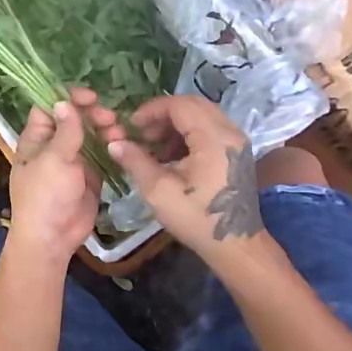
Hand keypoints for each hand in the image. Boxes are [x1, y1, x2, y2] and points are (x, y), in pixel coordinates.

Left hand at [7, 86, 114, 261]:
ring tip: (118, 133)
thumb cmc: (46, 196)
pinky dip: (112, 147)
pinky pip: (102, 154)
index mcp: (37, 139)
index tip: (90, 96)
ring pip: (90, 135)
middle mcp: (54, 146)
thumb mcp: (54, 159)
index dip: (68, 97)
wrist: (53, 237)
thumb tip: (64, 102)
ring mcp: (73, 161)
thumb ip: (66, 131)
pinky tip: (123, 143)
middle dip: (92, 114)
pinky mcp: (89, 175)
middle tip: (109, 118)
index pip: (50, 107)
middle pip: (74, 119)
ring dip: (105, 129)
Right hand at [107, 96, 271, 264]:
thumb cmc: (197, 218)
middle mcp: (230, 132)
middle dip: (163, 115)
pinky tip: (172, 156)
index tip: (131, 126)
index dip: (151, 110)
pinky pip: (211, 130)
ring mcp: (237, 142)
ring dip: (176, 125)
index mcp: (214, 137)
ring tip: (153, 146)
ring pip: (202, 116)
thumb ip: (136, 161)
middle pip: (193, 105)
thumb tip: (114, 142)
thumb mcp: (159, 191)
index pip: (180, 105)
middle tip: (141, 133)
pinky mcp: (237, 153)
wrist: (235, 245)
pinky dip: (189, 135)